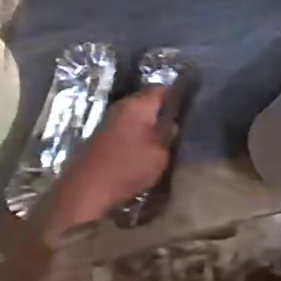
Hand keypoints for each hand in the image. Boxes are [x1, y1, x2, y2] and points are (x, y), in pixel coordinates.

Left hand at [44, 89, 175, 232]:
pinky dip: (139, 133)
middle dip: (165, 110)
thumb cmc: (127, 168)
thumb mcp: (159, 153)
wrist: (86, 191)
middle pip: (149, 101)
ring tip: (168, 136)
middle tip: (183, 123)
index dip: (179, 95)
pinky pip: (128, 127)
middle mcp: (122, 106)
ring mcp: (110, 121)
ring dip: (151, 123)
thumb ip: (169, 134)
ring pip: (137, 115)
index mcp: (137, 105)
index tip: (193, 106)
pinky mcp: (103, 136)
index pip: (163, 89)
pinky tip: (148, 146)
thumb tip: (174, 123)